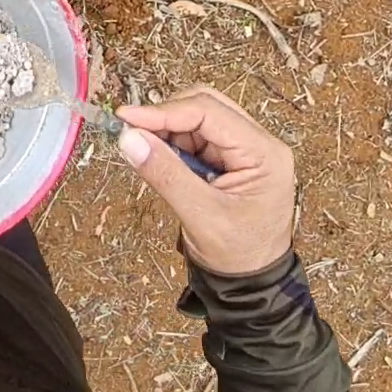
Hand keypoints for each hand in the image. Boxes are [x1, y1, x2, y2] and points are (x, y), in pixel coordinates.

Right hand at [116, 86, 296, 274]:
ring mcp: (244, 148)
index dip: (164, 111)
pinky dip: (172, 140)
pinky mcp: (230, 157)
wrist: (252, 286)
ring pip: (197, 117)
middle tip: (132, 131)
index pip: (209, 112)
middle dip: (166, 116)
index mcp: (264, 153)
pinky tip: (159, 156)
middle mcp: (258, 142)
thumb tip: (128, 138)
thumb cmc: (237, 255)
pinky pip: (195, 135)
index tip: (127, 118)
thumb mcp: (200, 215)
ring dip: (167, 128)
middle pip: (205, 105)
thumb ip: (165, 173)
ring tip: (144, 148)